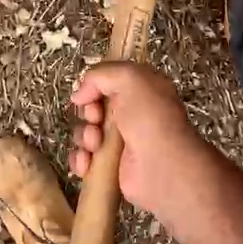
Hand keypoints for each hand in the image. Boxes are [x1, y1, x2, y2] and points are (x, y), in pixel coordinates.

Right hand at [68, 62, 208, 220]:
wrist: (163, 168)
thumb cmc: (149, 117)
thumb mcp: (129, 77)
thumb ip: (99, 75)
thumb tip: (79, 94)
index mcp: (140, 89)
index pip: (108, 81)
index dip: (94, 86)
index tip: (90, 94)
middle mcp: (131, 114)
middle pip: (94, 106)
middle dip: (88, 112)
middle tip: (96, 119)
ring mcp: (121, 142)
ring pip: (87, 132)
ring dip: (85, 136)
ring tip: (95, 144)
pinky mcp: (112, 168)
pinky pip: (86, 159)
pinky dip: (81, 160)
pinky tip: (86, 162)